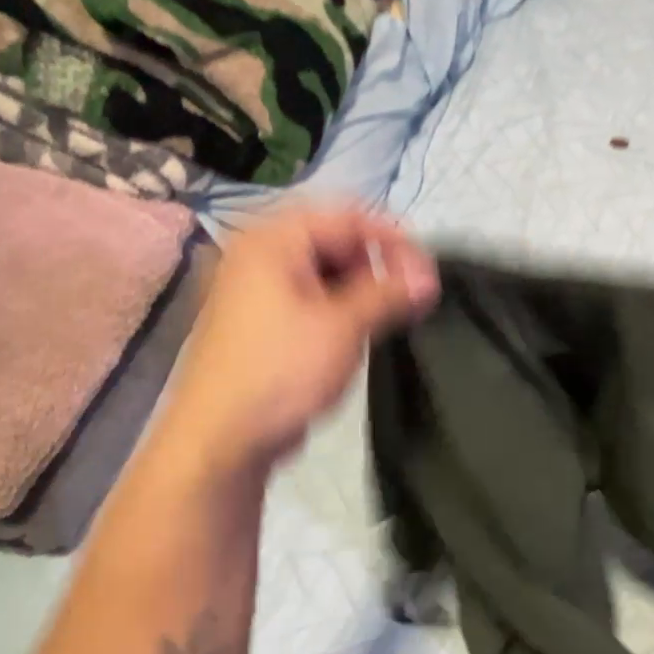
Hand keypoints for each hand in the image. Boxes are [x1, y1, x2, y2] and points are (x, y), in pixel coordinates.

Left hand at [156, 207, 437, 476]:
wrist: (223, 436)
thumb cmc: (281, 370)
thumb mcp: (344, 327)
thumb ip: (389, 294)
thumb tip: (429, 275)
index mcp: (271, 242)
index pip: (344, 217)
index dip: (391, 238)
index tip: (428, 270)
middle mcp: (259, 257)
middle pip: (332, 242)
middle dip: (378, 264)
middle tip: (414, 296)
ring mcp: (257, 292)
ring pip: (323, 274)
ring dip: (363, 290)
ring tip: (396, 317)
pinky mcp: (262, 326)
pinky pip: (310, 301)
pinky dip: (341, 309)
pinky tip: (364, 333)